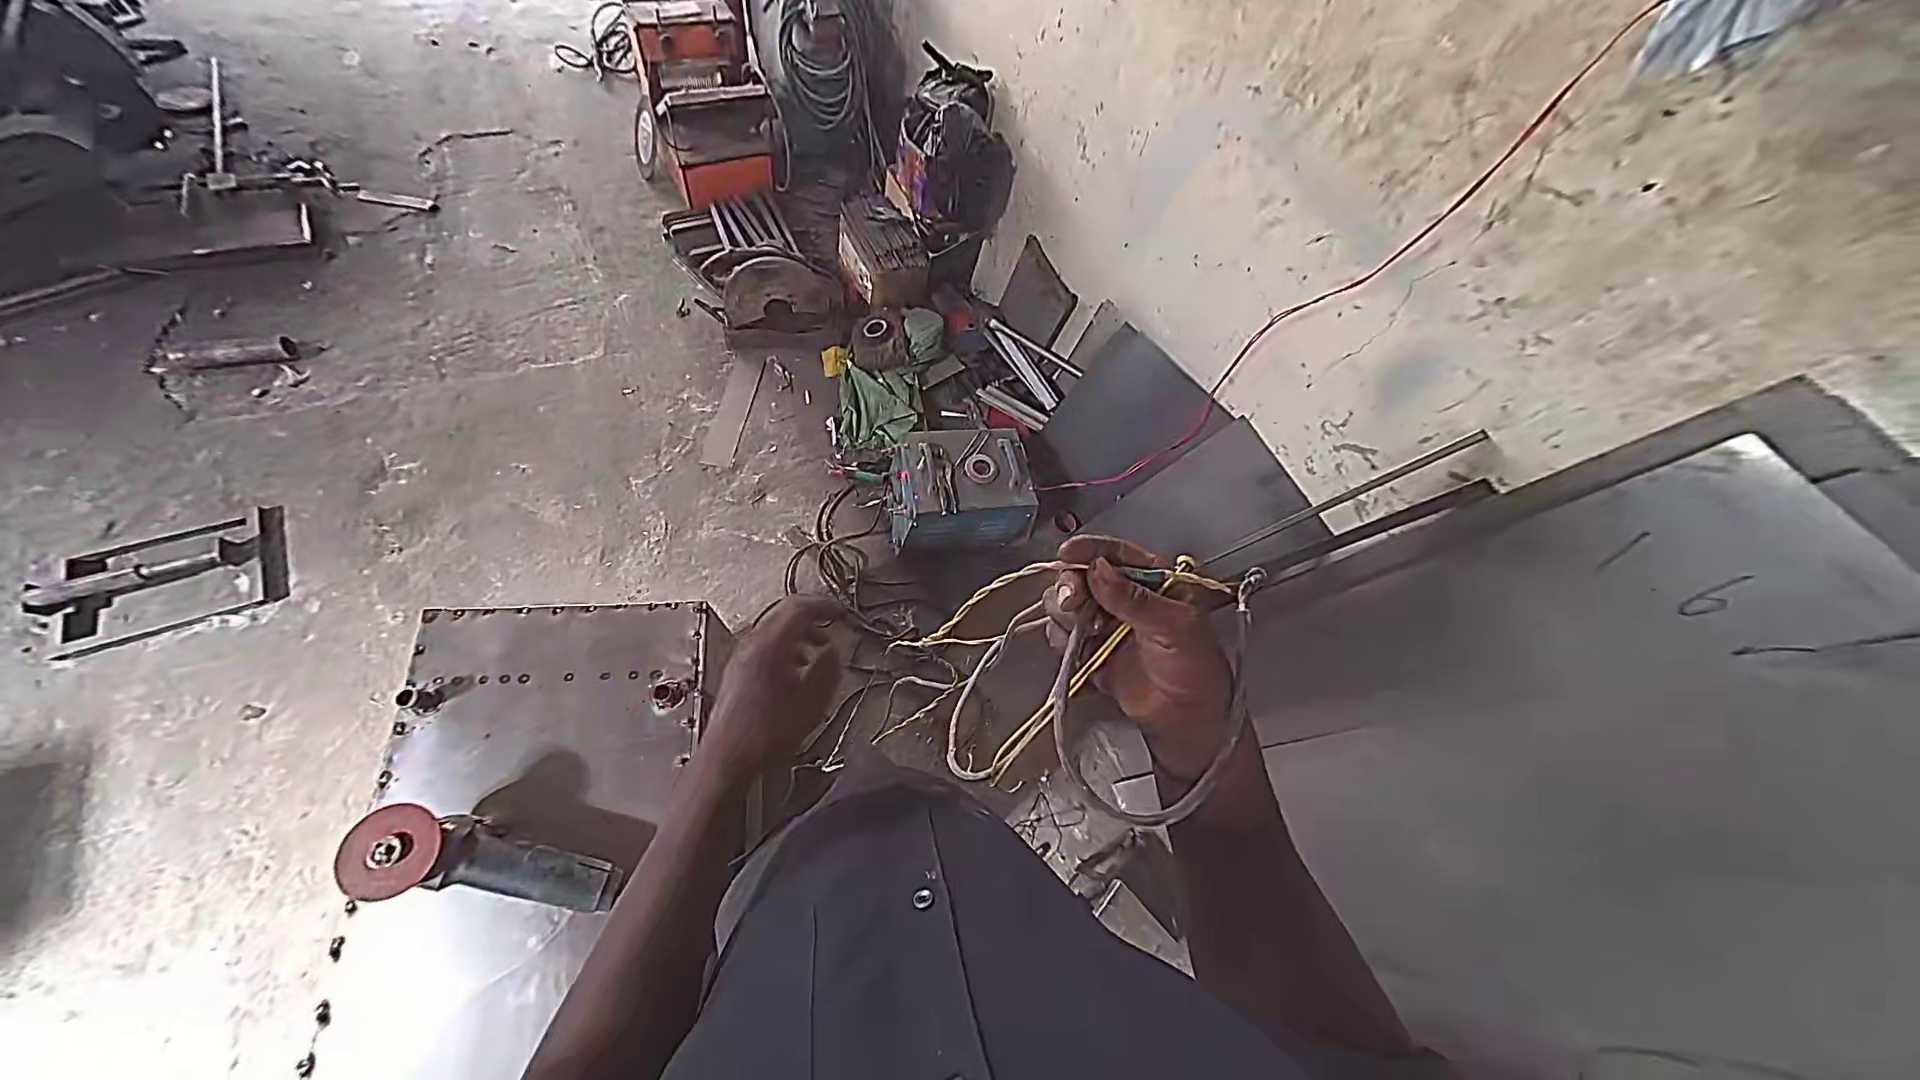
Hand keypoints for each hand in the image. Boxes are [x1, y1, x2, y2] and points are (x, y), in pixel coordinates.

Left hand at [697, 596, 843, 790]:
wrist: (729, 756)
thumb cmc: (764, 733)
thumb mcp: (813, 700)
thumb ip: (828, 667)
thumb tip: (832, 651)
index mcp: (771, 644)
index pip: (799, 608)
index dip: (825, 606)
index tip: (839, 612)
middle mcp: (752, 644)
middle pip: (784, 612)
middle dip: (812, 615)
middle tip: (830, 620)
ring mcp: (741, 655)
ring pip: (774, 627)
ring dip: (799, 632)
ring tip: (818, 648)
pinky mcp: (737, 669)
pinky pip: (764, 644)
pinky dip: (785, 645)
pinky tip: (796, 667)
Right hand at [1044, 536, 1230, 779]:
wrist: (1189, 724)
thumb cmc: (1197, 671)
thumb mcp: (1175, 627)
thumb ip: (1135, 598)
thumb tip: (1099, 570)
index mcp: (1153, 582)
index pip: (1117, 554)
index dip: (1090, 551)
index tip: (1067, 553)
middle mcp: (1125, 598)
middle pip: (1082, 576)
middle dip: (1071, 585)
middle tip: (1073, 601)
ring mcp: (1105, 624)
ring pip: (1067, 603)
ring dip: (1064, 611)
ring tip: (1081, 629)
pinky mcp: (1090, 651)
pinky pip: (1063, 634)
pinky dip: (1061, 637)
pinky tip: (1073, 645)